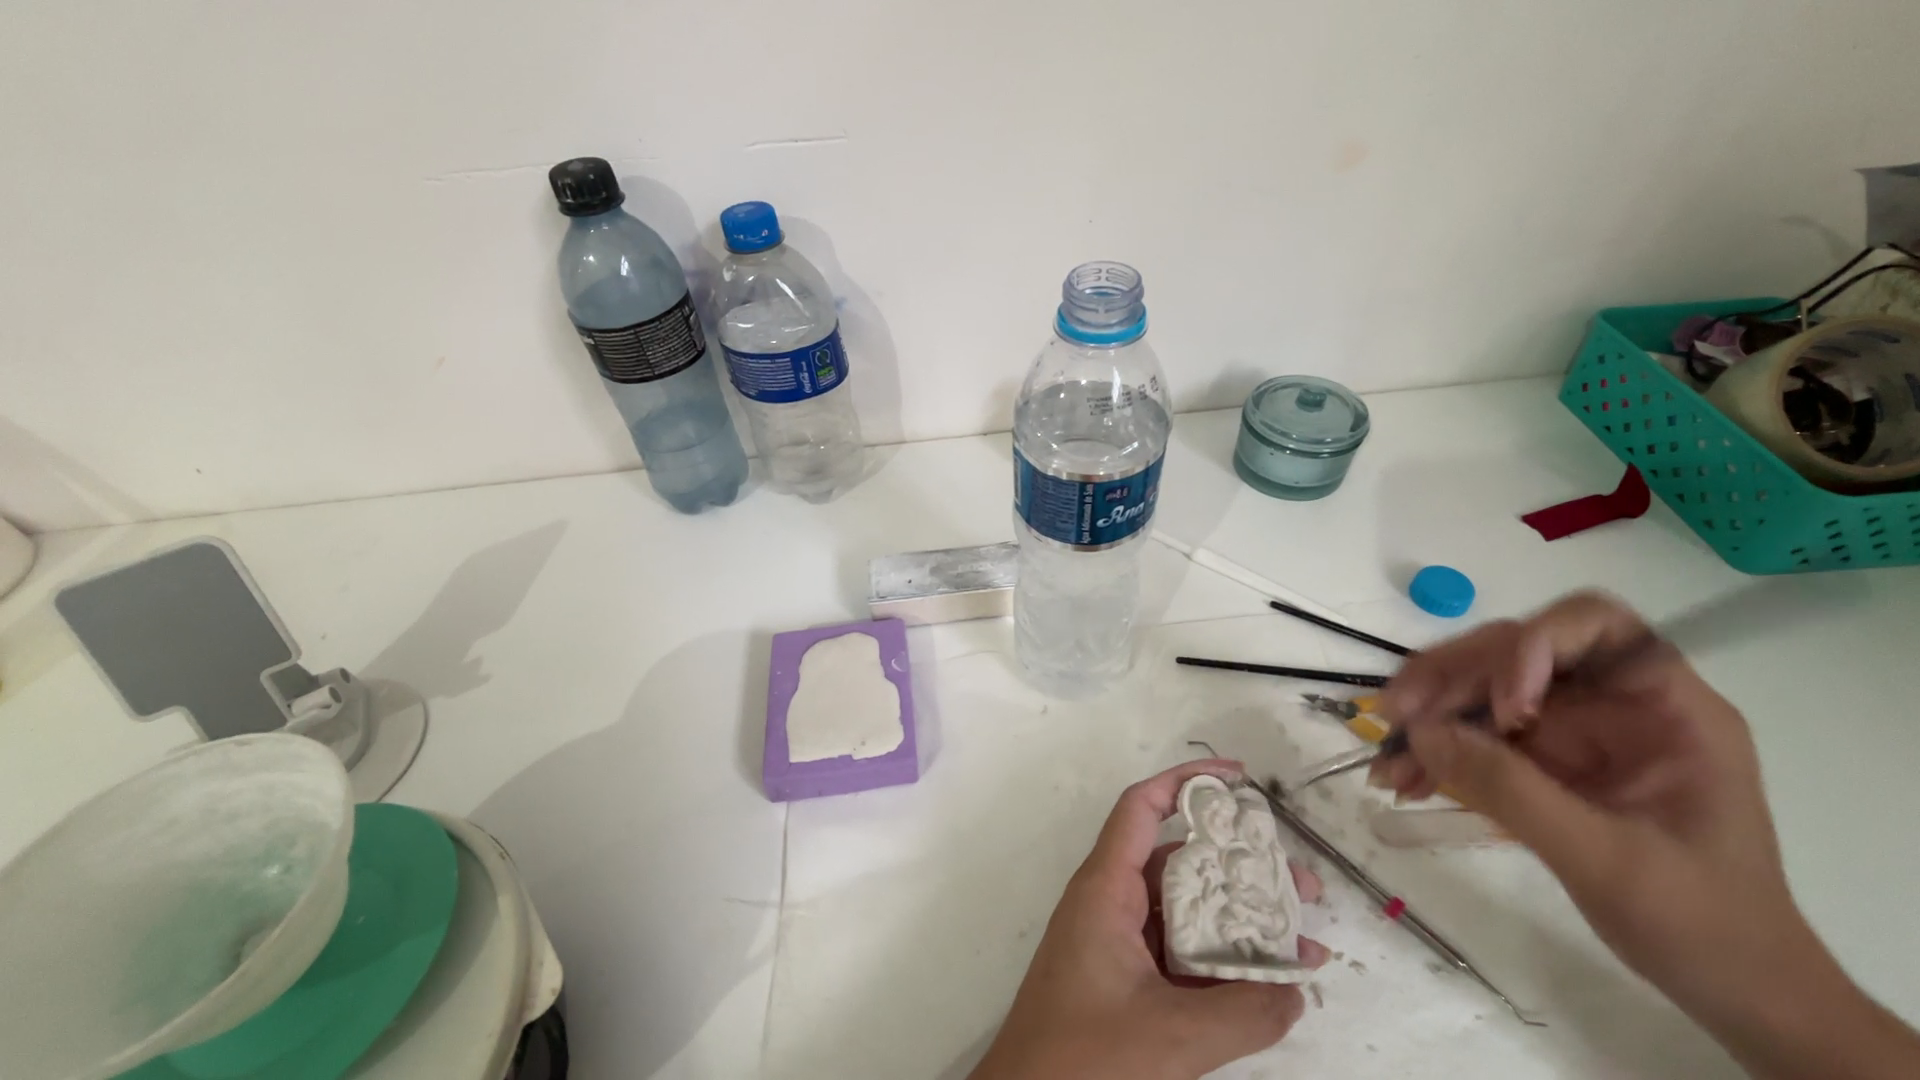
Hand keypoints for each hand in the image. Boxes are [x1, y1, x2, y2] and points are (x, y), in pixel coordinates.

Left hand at [972, 760, 1329, 1079]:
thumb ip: (1245, 1012)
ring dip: (1237, 917)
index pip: (1142, 808)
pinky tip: (1266, 983)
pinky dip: (1219, 958)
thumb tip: (1297, 988)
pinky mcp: (1122, 977)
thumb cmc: (1085, 1056)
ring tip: (1300, 937)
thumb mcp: (1174, 1035)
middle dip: (1240, 865)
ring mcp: (1115, 941)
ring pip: (1183, 909)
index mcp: (1106, 888)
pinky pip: (1177, 950)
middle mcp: (1109, 902)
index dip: (1186, 781)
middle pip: (1178, 860)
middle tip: (1302, 885)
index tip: (1238, 777)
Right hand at [1372, 591, 1919, 1078]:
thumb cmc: (1699, 922)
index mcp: (1665, 707)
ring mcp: (1576, 732)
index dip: (1536, 645)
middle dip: (1451, 680)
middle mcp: (1615, 704)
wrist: (1729, 987)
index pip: (1596, 626)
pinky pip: (1477, 736)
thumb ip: (1510, 790)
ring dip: (1431, 716)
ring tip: (1386, 759)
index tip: (1504, 708)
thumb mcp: (1604, 859)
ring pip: (1485, 691)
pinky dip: (1436, 752)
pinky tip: (1404, 779)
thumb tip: (1421, 733)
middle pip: (1518, 653)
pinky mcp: (1545, 763)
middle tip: (1394, 717)